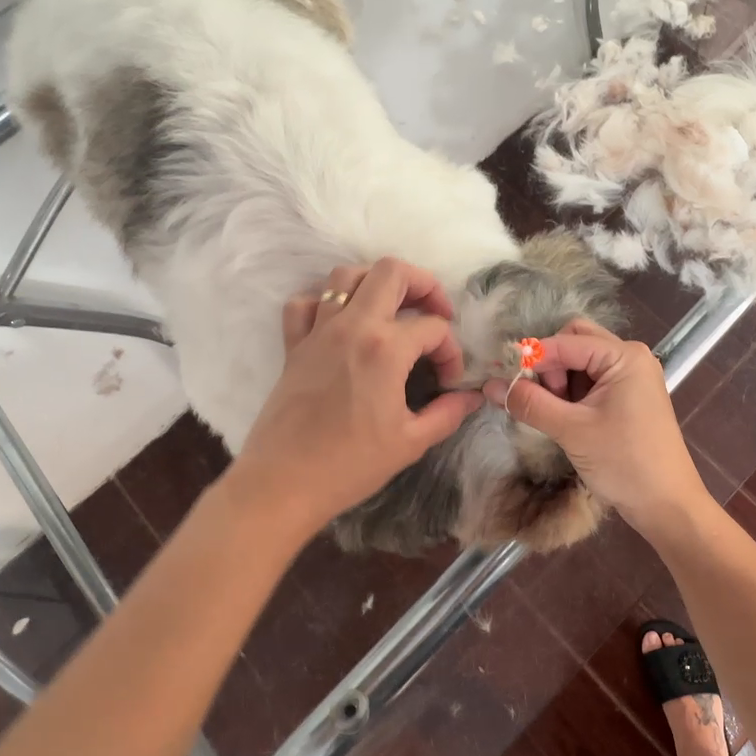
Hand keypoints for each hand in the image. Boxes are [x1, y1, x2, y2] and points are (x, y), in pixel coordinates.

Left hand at [225, 258, 484, 535]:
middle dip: (423, 285)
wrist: (282, 484)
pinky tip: (340, 324)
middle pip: (391, 271)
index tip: (448, 382)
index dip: (451, 351)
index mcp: (386, 348)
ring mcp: (318, 332)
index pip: (434, 328)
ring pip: (346, 275)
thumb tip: (473, 397)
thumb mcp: (411, 442)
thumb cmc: (350, 466)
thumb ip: (448, 413)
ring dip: (375, 283)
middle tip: (435, 313)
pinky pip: (304, 304)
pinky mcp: (293, 346)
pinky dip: (323, 303)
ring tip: (392, 309)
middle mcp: (353, 326)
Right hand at [481, 319, 710, 536]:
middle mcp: (631, 357)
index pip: (566, 341)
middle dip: (549, 366)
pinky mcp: (629, 397)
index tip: (501, 377)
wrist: (667, 504)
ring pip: (581, 362)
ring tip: (551, 413)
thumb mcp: (572, 430)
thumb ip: (530, 403)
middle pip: (575, 342)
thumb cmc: (624, 462)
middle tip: (535, 397)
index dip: (532, 357)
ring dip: (559, 381)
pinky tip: (563, 417)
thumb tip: (491, 386)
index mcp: (625, 355)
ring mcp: (632, 378)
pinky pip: (592, 381)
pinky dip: (572, 393)